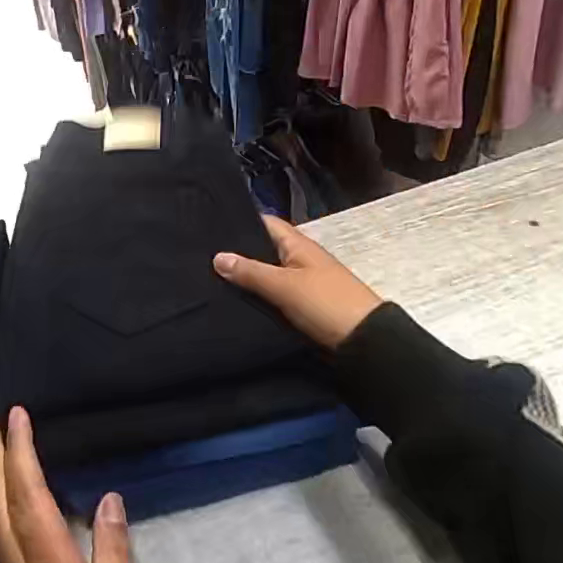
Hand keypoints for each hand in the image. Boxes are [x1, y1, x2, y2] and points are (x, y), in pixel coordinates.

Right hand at [213, 215, 383, 348]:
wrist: (362, 341)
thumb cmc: (325, 303)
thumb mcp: (285, 286)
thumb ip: (251, 272)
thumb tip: (218, 256)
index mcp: (299, 244)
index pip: (266, 223)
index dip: (240, 221)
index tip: (209, 225)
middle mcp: (299, 259)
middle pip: (264, 249)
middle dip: (238, 253)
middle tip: (200, 256)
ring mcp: (302, 283)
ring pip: (267, 274)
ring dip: (246, 277)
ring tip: (207, 279)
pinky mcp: (302, 306)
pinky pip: (273, 295)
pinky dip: (257, 297)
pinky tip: (234, 302)